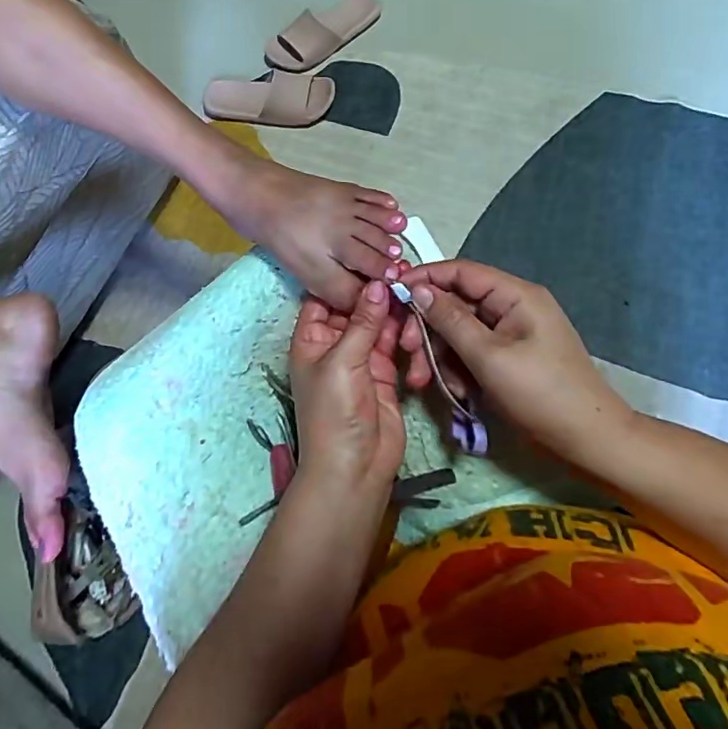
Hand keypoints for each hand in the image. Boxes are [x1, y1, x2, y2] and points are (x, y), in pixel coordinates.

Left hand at [288, 280, 406, 493]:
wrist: (355, 468)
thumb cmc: (334, 412)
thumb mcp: (342, 361)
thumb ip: (362, 322)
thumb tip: (378, 283)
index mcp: (310, 338)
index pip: (325, 297)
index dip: (346, 278)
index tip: (373, 260)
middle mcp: (334, 344)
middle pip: (355, 308)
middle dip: (377, 294)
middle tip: (404, 272)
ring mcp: (360, 358)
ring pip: (378, 324)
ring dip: (394, 314)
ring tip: (414, 296)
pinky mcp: (385, 372)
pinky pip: (395, 344)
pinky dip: (405, 335)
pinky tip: (417, 323)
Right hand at [398, 259, 635, 458]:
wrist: (589, 440)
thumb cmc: (541, 393)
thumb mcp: (488, 356)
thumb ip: (450, 319)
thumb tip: (417, 288)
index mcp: (515, 295)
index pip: (460, 271)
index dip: (425, 278)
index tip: (393, 294)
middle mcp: (512, 305)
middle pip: (456, 303)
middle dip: (429, 328)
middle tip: (409, 352)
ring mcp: (511, 331)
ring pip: (460, 331)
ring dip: (442, 355)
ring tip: (431, 384)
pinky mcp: (509, 355)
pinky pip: (473, 351)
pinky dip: (459, 368)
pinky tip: (458, 392)